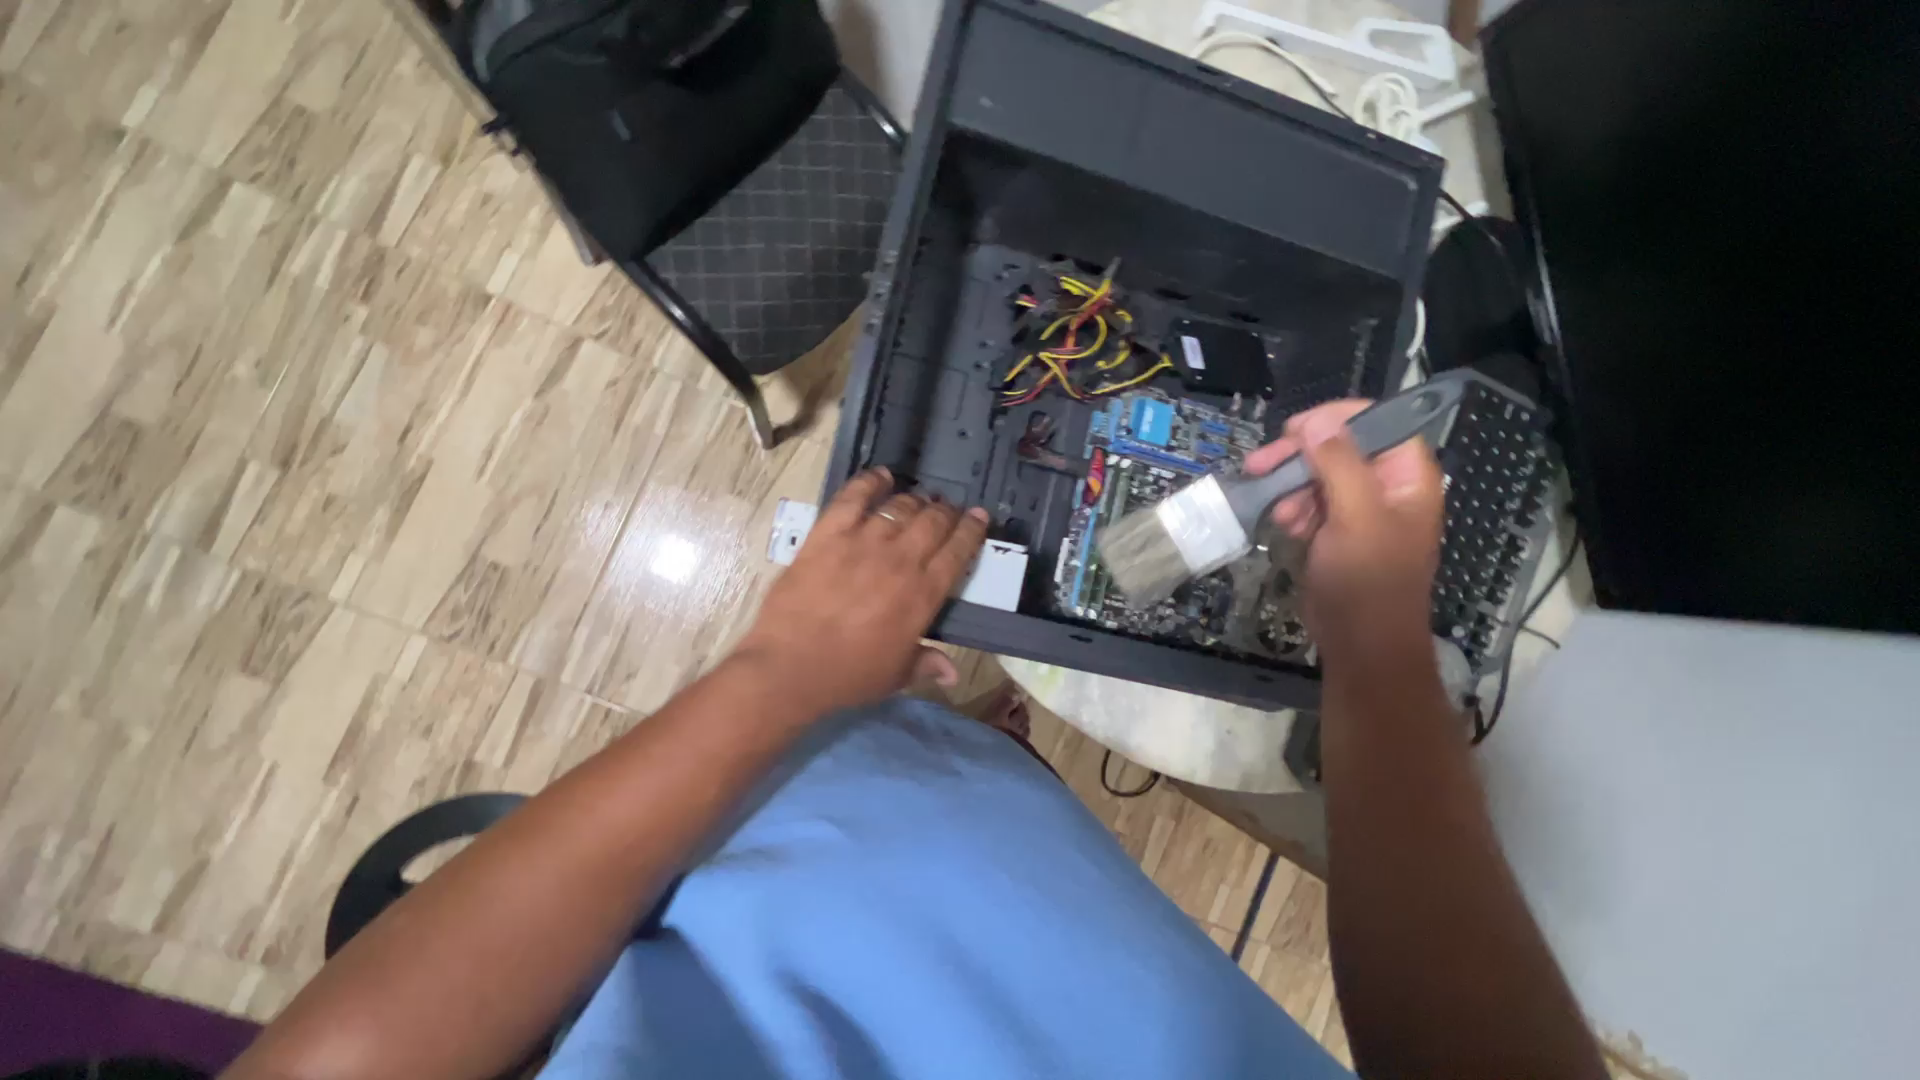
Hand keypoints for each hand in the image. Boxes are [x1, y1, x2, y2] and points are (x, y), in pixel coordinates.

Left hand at [732, 468, 989, 716]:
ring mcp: (862, 542)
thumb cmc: (848, 675)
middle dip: (947, 511)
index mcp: (923, 594)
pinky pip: (853, 498)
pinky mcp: (827, 534)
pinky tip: (881, 476)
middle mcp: (900, 560)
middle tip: (948, 509)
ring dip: (914, 500)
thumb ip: (926, 664)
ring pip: (899, 507)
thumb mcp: (895, 675)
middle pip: (933, 521)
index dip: (972, 530)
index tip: (979, 516)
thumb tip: (953, 673)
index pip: (958, 551)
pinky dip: (869, 482)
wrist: (790, 666)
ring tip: (919, 498)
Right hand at [1243, 400, 1444, 665]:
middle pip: (1340, 445)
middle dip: (1300, 455)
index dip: (1337, 418)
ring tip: (1281, 512)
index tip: (1296, 430)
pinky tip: (1286, 526)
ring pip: (1317, 473)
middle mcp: (1386, 486)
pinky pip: (1308, 501)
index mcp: (1408, 476)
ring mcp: (1359, 508)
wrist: (1360, 643)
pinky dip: (1292, 508)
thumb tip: (1315, 423)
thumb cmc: (1368, 581)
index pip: (1379, 422)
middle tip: (1261, 462)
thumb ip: (1339, 464)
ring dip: (1291, 486)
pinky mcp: (1335, 529)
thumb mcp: (1356, 517)